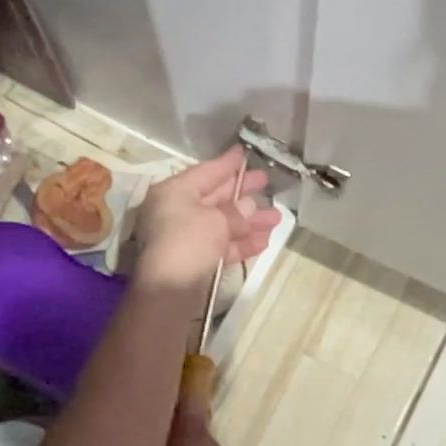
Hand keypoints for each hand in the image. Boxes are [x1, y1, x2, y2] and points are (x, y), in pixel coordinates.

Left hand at [135, 147, 282, 289]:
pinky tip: (264, 241)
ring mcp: (185, 237)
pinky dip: (240, 242)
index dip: (228, 164)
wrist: (168, 291)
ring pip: (221, 224)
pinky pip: (220, 245)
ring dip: (249, 222)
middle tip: (268, 183)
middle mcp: (176, 211)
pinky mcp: (194, 260)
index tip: (245, 154)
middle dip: (244, 194)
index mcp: (174, 192)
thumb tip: (250, 206)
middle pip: (215, 198)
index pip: (206, 172)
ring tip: (277, 218)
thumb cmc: (188, 242)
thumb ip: (236, 211)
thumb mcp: (216, 220)